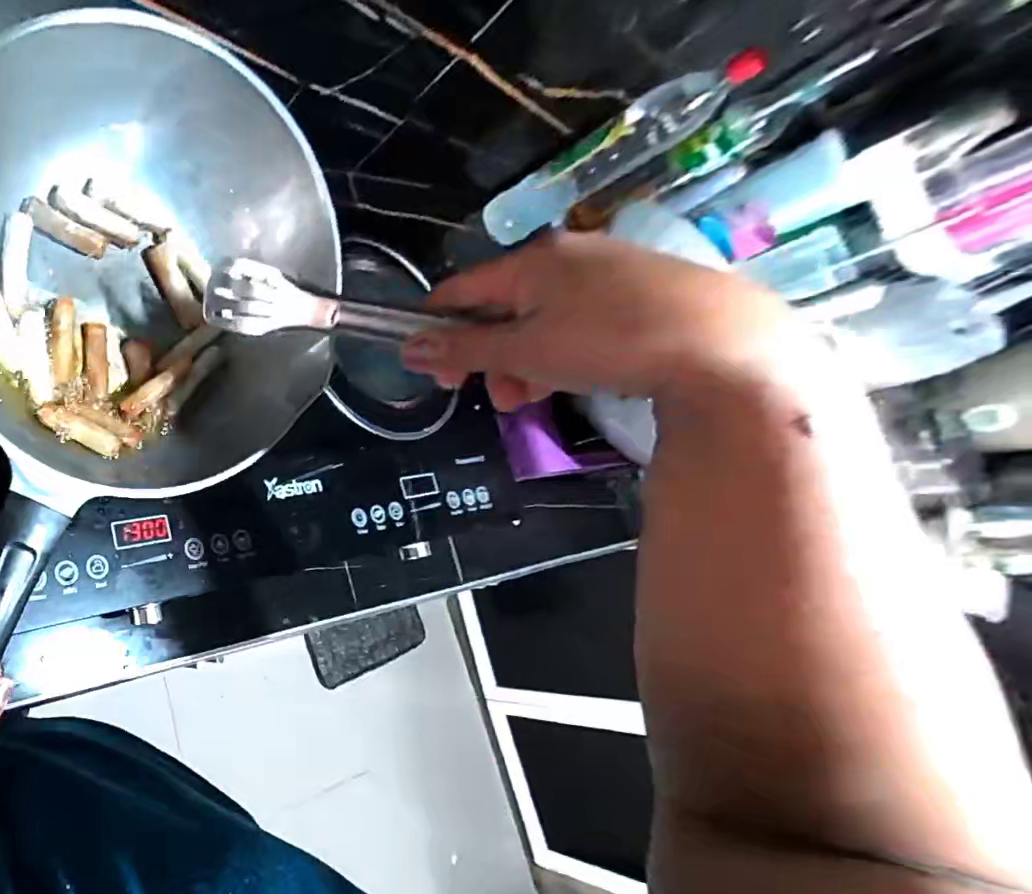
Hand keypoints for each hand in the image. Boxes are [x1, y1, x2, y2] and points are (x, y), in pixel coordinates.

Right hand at [403, 231, 801, 410]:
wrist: (726, 346)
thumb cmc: (608, 343)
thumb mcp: (522, 352)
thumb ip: (460, 350)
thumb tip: (407, 346)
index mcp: (531, 260)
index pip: (457, 292)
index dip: (436, 332)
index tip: (438, 373)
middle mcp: (565, 253)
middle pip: (497, 309)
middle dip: (485, 357)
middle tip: (494, 397)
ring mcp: (606, 268)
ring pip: (536, 319)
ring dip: (519, 362)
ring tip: (533, 398)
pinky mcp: (639, 288)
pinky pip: (574, 319)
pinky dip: (557, 352)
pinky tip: (570, 380)